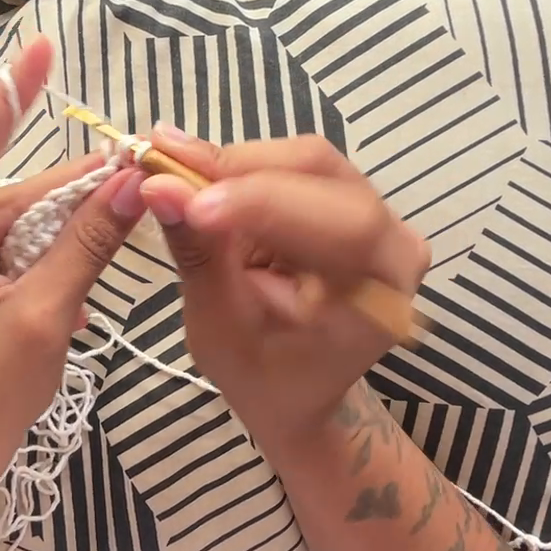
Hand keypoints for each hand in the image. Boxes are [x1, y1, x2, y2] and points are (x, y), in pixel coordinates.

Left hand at [0, 36, 148, 494]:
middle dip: (64, 181)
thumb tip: (128, 185)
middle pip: (0, 191)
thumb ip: (83, 247)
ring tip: (124, 192)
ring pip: (13, 216)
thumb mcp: (41, 320)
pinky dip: (53, 244)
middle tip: (127, 154)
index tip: (37, 50)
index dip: (6, 103)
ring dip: (66, 216)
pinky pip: (13, 242)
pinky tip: (91, 241)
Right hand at [138, 128, 429, 453]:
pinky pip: (291, 168)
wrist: (293, 390)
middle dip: (235, 167)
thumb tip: (156, 185)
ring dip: (231, 163)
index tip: (190, 201)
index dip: (260, 202)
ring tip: (169, 163)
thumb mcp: (219, 324)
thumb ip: (197, 252)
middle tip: (162, 160)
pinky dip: (238, 169)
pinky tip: (194, 172)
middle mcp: (394, 240)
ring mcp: (374, 214)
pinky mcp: (344, 201)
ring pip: (300, 160)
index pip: (337, 223)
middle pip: (317, 173)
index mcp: (382, 290)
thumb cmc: (260, 373)